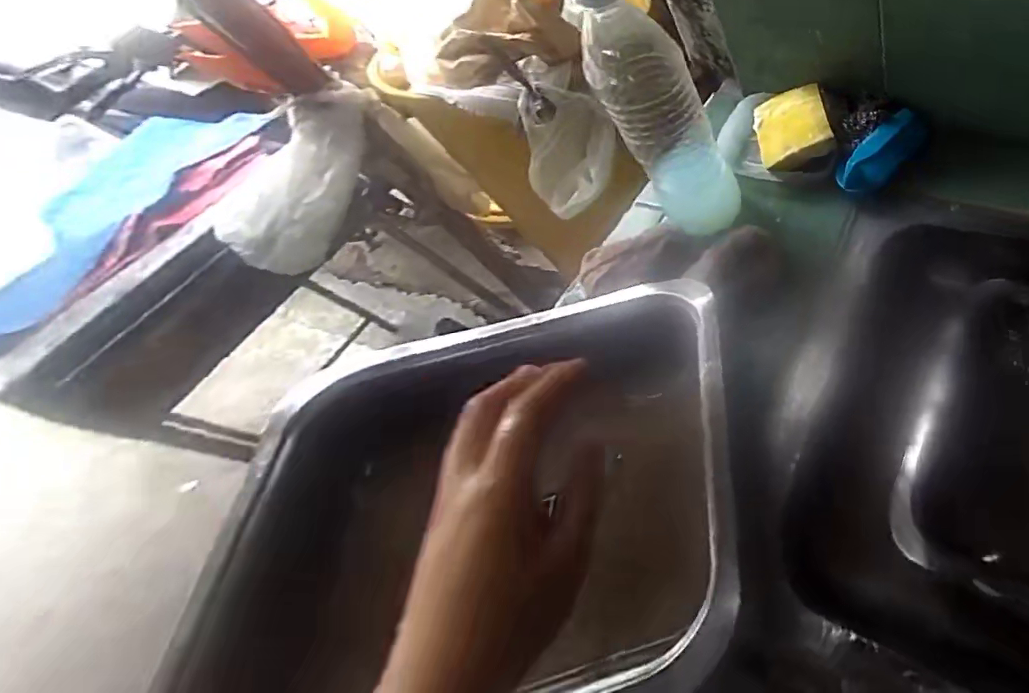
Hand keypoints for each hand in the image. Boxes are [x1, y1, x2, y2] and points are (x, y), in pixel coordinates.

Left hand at [378, 362, 603, 692]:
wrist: (438, 683)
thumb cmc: (513, 623)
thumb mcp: (567, 561)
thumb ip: (583, 496)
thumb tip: (591, 443)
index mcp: (498, 489)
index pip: (524, 414)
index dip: (555, 382)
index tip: (584, 366)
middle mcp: (463, 483)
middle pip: (483, 408)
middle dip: (522, 378)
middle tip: (560, 370)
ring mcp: (444, 500)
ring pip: (466, 425)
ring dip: (502, 395)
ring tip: (537, 388)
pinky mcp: (438, 518)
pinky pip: (463, 445)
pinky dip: (491, 419)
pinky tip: (513, 435)